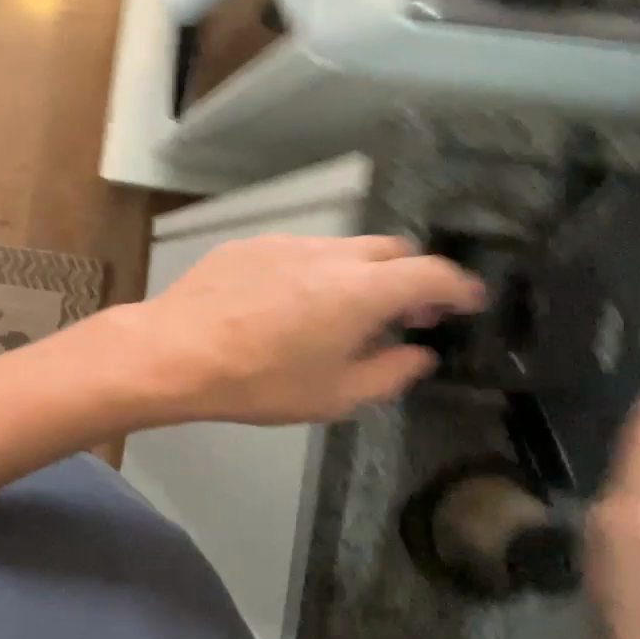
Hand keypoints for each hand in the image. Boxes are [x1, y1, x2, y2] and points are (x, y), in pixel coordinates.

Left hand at [116, 235, 484, 425]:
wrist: (172, 351)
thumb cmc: (257, 381)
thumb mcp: (333, 395)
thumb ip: (389, 372)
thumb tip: (418, 354)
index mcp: (360, 289)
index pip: (432, 273)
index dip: (459, 288)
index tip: (468, 303)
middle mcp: (327, 254)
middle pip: (390, 251)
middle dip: (410, 277)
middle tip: (406, 314)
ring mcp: (282, 243)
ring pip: (341, 248)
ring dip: (359, 273)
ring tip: (345, 312)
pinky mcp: (245, 245)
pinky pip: (296, 251)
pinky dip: (313, 271)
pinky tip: (291, 304)